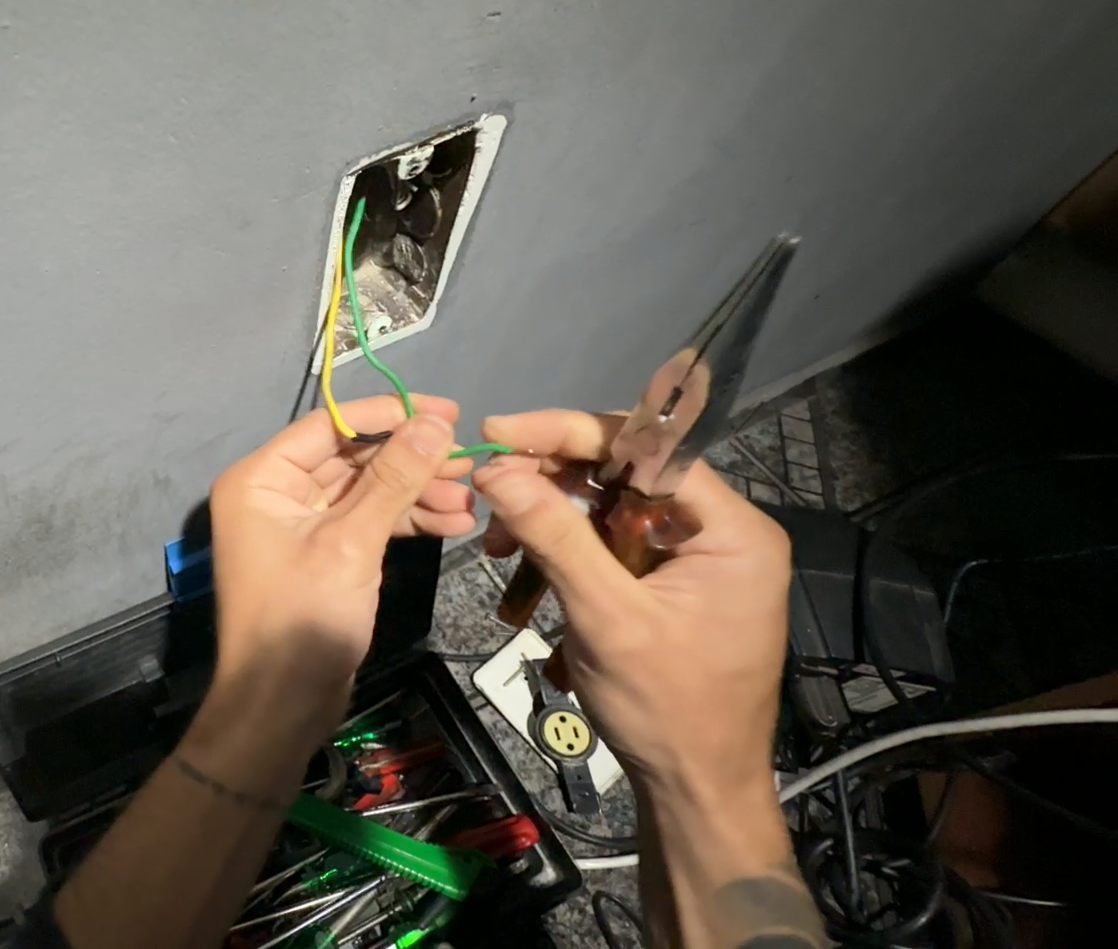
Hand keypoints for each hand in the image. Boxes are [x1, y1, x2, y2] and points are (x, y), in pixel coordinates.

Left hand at [208, 395, 472, 724]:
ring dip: (415, 492)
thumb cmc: (303, 619)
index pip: (329, 426)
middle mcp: (275, 492)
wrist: (282, 707)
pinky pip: (366, 521)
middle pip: (351, 457)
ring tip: (471, 499)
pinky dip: (404, 521)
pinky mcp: (322, 552)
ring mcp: (299, 524)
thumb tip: (433, 422)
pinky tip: (454, 523)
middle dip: (410, 460)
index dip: (388, 413)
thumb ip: (393, 479)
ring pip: (365, 490)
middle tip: (468, 460)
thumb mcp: (351, 543)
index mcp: (261, 478)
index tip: (447, 410)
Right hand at [470, 409, 791, 800]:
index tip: (498, 432)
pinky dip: (554, 542)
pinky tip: (519, 563)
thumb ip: (555, 537)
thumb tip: (497, 470)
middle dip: (548, 474)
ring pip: (601, 499)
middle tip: (489, 488)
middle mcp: (712, 527)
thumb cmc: (667, 707)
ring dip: (543, 511)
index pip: (645, 447)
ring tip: (498, 542)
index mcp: (727, 528)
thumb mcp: (607, 618)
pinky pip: (599, 535)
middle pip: (620, 468)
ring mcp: (684, 551)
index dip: (568, 431)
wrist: (692, 786)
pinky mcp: (657, 574)